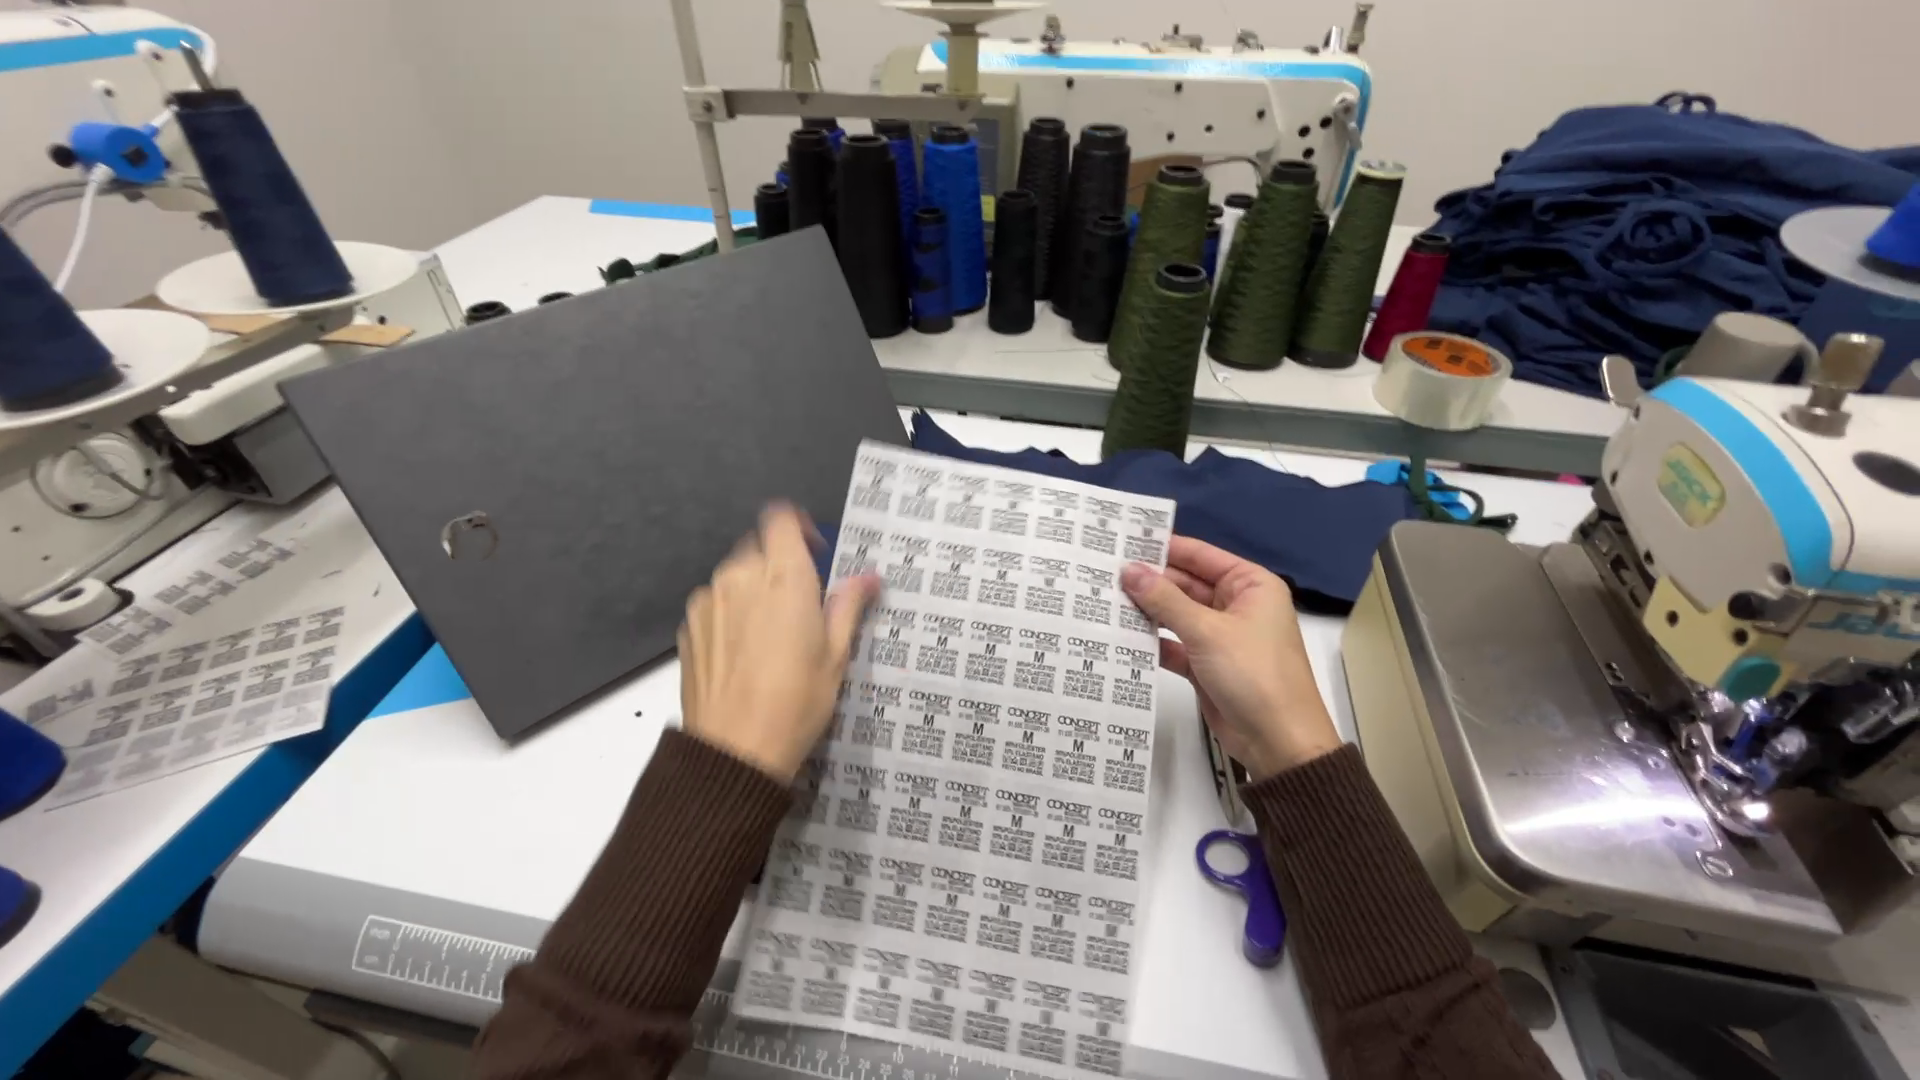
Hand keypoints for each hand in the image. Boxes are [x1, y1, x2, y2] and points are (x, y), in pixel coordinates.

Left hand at [678, 504, 880, 781]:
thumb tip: (869, 577)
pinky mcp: (687, 626)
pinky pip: (715, 603)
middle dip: (780, 564)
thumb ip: (848, 606)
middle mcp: (740, 576)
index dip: (798, 526)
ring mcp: (708, 600)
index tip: (814, 552)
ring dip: (754, 589)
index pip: (781, 518)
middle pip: (759, 546)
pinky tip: (743, 653)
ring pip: (735, 576)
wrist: (734, 751)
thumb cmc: (797, 700)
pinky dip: (731, 614)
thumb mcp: (836, 655)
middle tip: (800, 605)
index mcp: (783, 576)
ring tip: (770, 635)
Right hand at [1120, 536, 1339, 779]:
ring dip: (1146, 611)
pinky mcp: (1205, 665)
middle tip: (1101, 572)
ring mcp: (1219, 637)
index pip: (1200, 556)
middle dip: (1149, 582)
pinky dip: (1151, 642)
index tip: (1122, 540)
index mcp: (1250, 585)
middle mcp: (1235, 605)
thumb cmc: (1253, 673)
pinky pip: (1173, 644)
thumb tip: (1128, 570)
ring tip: (1101, 599)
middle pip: (1185, 584)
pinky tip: (1117, 635)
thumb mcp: (1207, 631)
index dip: (1163, 547)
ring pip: (1176, 615)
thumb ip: (1164, 600)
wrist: (1279, 742)